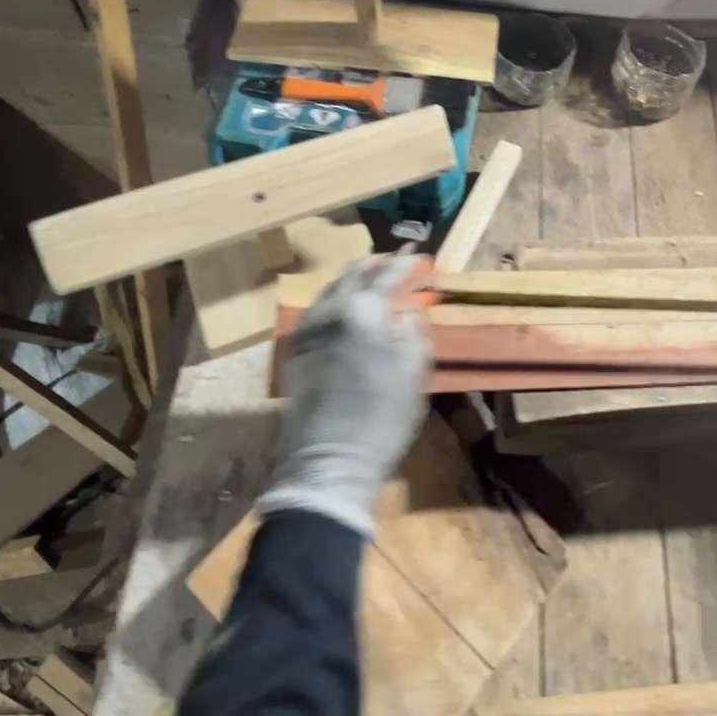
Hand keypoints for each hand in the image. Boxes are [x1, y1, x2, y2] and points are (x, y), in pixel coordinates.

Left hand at [259, 254, 434, 537]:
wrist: (328, 460)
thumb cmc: (382, 417)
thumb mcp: (414, 372)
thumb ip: (414, 330)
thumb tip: (408, 308)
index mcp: (363, 311)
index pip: (388, 274)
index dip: (407, 263)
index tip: (421, 256)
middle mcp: (330, 310)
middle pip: (353, 273)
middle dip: (377, 265)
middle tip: (396, 263)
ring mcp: (307, 329)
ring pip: (331, 289)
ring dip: (353, 279)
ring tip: (371, 278)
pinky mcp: (295, 350)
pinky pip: (317, 310)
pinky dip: (335, 299)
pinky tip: (345, 307)